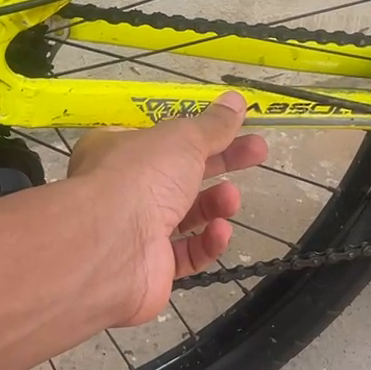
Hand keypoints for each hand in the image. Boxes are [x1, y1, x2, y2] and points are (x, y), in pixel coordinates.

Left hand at [66, 91, 267, 324]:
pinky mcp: (151, 268)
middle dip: (221, 163)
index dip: (200, 131)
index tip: (236, 126)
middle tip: (258, 152)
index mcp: (119, 149)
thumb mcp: (182, 138)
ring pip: (185, 214)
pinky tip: (220, 231)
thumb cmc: (140, 176)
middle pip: (181, 172)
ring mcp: (136, 230)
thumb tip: (236, 101)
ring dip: (214, 204)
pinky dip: (207, 242)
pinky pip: (187, 253)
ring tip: (230, 198)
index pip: (162, 138)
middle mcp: (124, 188)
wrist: (112, 246)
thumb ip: (213, 125)